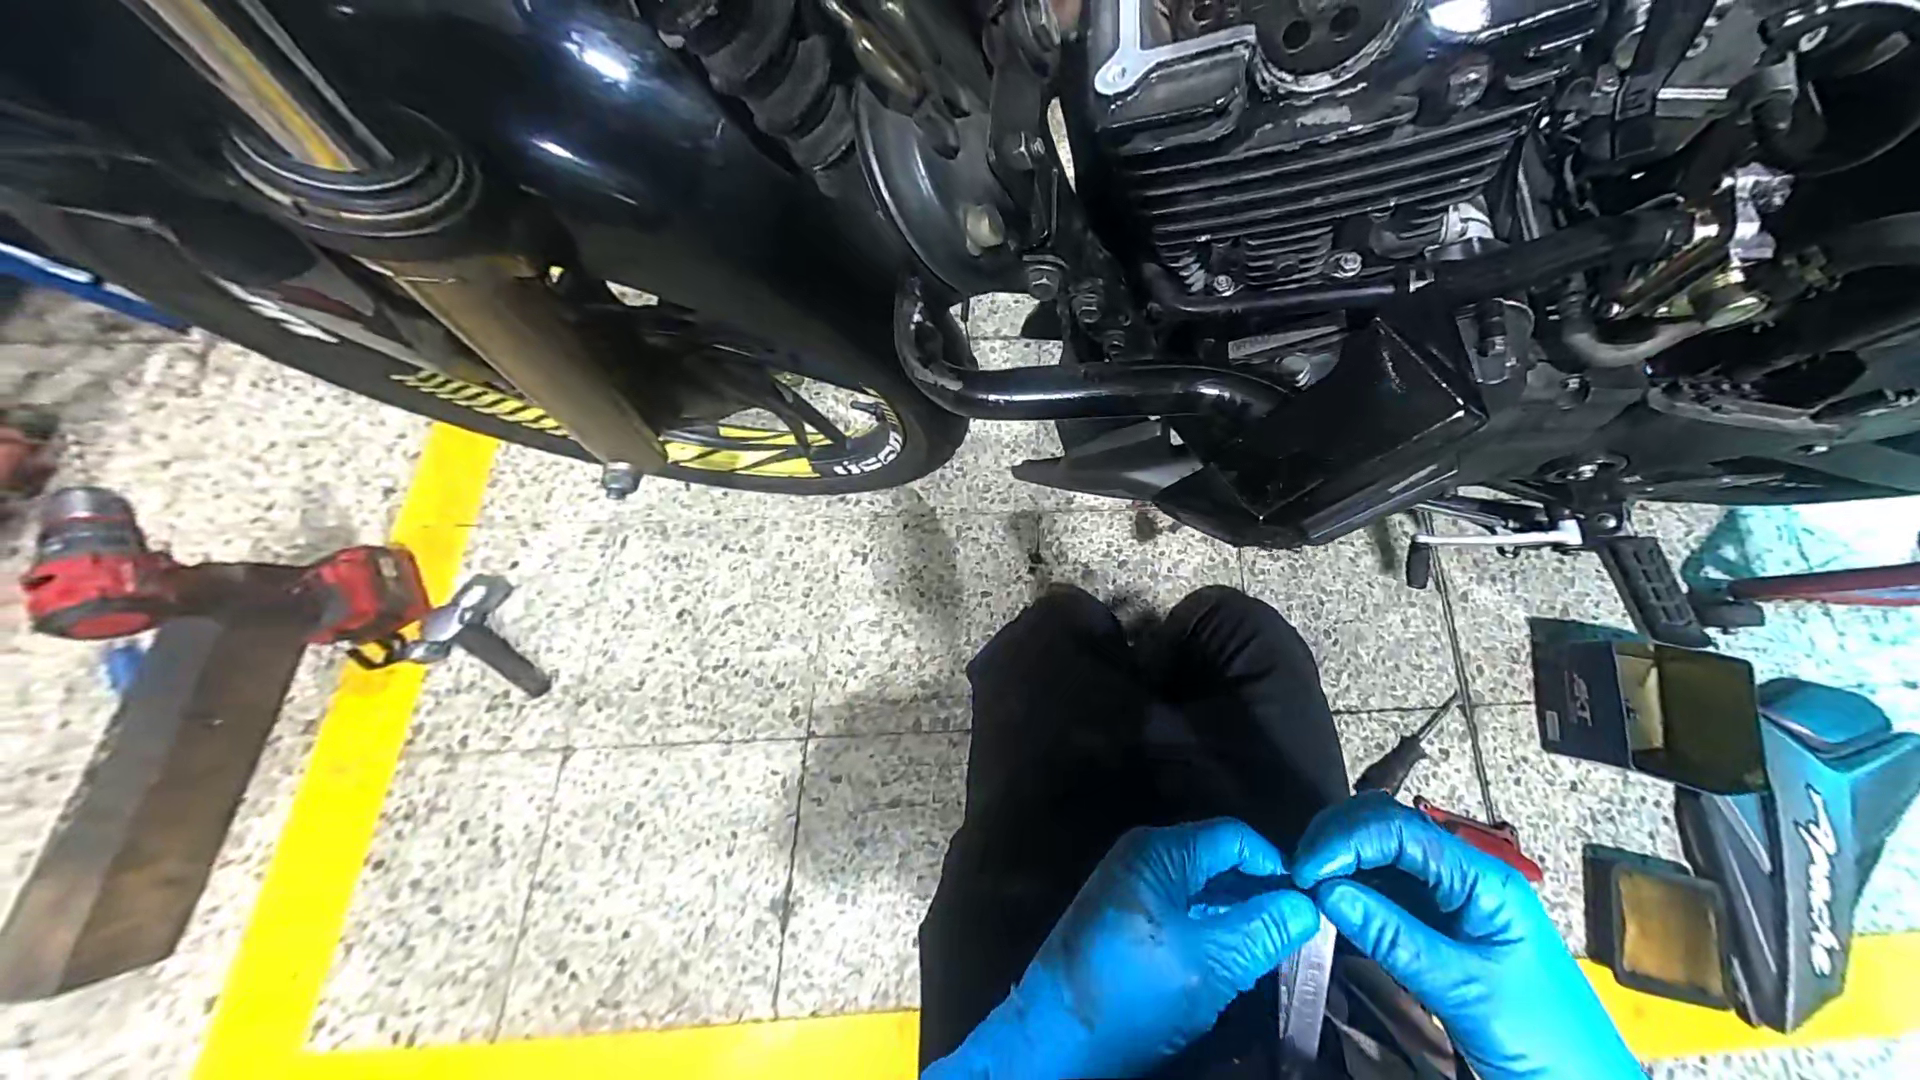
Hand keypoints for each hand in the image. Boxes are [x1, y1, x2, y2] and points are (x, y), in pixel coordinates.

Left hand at [926, 818, 1321, 1079]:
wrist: (1057, 1029)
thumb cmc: (1133, 989)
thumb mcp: (1209, 964)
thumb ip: (1261, 930)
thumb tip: (1308, 905)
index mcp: (1160, 850)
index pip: (1234, 836)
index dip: (1276, 865)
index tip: (1313, 903)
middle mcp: (1144, 853)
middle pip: (1217, 856)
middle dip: (1259, 889)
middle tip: (1302, 929)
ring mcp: (1132, 880)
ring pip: (1201, 882)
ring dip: (1237, 909)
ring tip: (1277, 943)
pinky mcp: (1127, 909)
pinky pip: (1181, 903)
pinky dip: (1211, 921)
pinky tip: (1235, 950)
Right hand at [1292, 793, 1641, 1079]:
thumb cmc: (1546, 1047)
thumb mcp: (1467, 992)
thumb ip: (1394, 937)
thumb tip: (1323, 889)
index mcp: (1483, 879)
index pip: (1398, 829)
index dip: (1345, 840)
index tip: (1306, 871)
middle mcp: (1461, 874)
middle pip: (1384, 825)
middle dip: (1336, 838)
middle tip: (1299, 871)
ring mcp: (1446, 894)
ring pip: (1377, 848)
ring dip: (1337, 856)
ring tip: (1307, 883)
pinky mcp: (1431, 918)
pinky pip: (1380, 882)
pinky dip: (1347, 881)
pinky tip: (1327, 896)